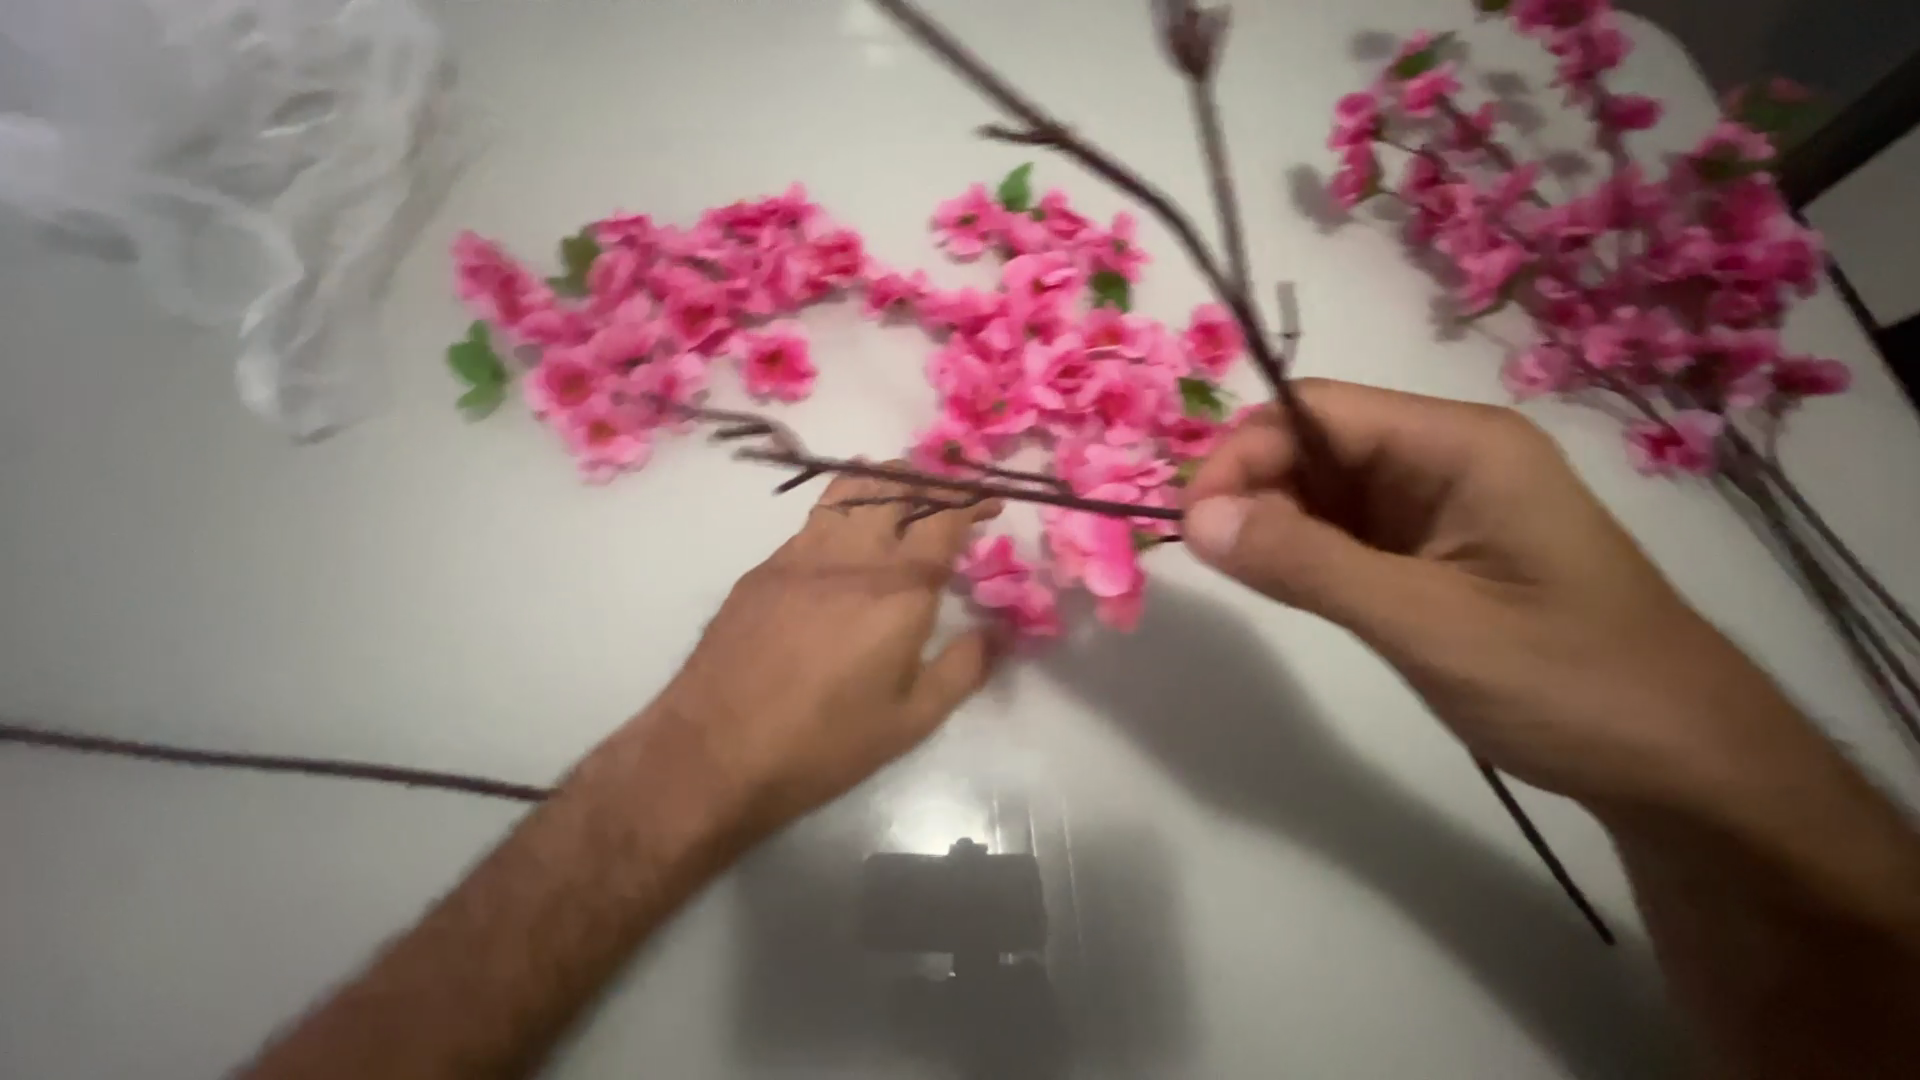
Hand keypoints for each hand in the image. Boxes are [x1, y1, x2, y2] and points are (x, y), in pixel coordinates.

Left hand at [658, 468, 1003, 834]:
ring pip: (852, 490)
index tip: (990, 507)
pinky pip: (816, 519)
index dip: (972, 503)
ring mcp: (802, 555)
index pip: (944, 519)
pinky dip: (846, 508)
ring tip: (905, 494)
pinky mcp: (765, 568)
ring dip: (888, 482)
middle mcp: (853, 557)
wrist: (715, 752)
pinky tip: (849, 533)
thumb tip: (1000, 630)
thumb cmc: (825, 745)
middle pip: (899, 489)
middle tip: (952, 498)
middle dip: (935, 482)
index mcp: (899, 591)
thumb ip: (964, 667)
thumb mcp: (912, 720)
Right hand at [1181, 379, 1809, 809]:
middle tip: (1208, 558)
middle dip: (1250, 489)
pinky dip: (1299, 553)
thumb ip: (1306, 564)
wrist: (1681, 768)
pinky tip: (1279, 585)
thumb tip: (1195, 520)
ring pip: (1321, 491)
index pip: (1316, 412)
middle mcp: (1445, 459)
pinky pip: (1342, 533)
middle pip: (1314, 445)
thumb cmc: (1567, 682)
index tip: (1192, 524)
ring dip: (1269, 522)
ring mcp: (1438, 507)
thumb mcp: (1425, 622)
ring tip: (1239, 575)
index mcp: (1459, 445)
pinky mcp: (1430, 553)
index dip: (1242, 454)